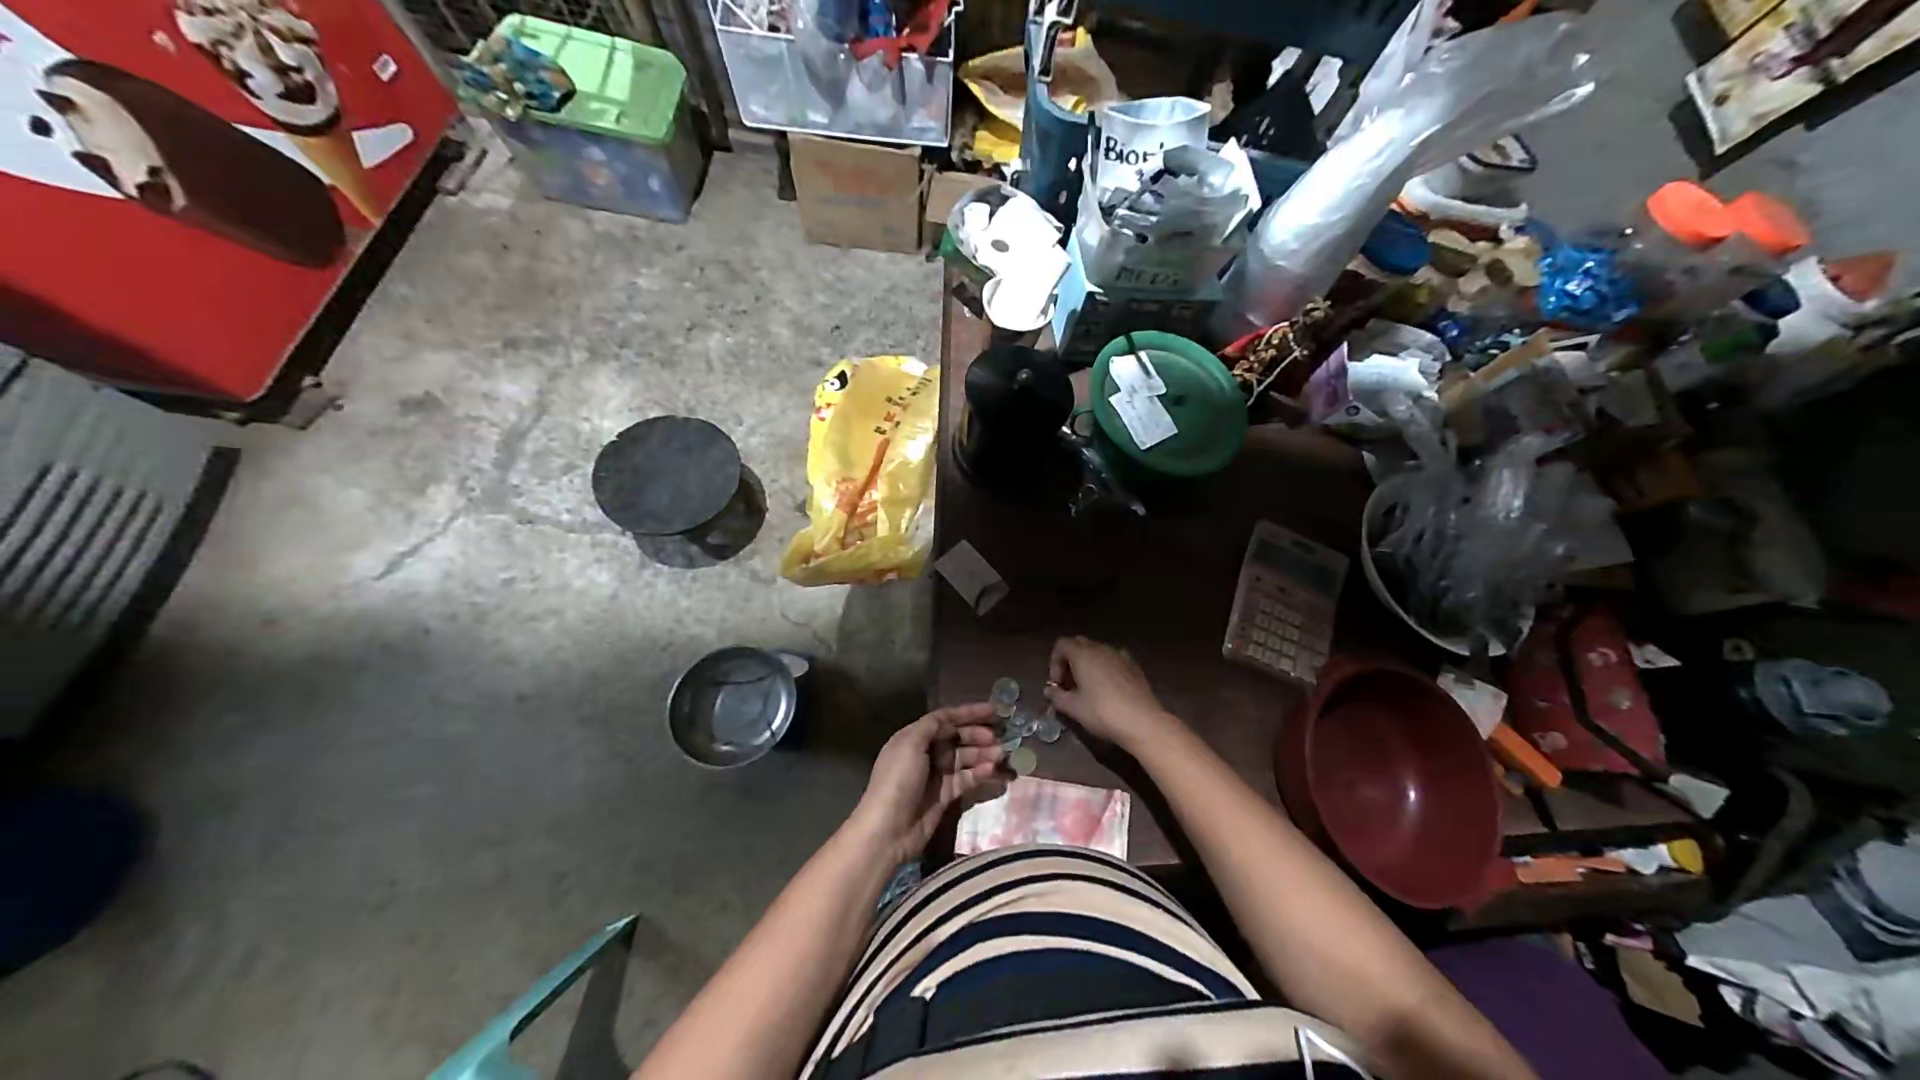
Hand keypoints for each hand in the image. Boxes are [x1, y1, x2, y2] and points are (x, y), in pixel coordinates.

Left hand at [850, 703, 1005, 863]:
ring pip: (964, 757)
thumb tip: (952, 723)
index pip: (944, 719)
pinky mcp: (945, 794)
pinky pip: (966, 778)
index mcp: (913, 737)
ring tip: (1002, 754)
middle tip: (1000, 737)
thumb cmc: (898, 781)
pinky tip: (993, 770)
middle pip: (956, 737)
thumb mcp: (910, 745)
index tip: (993, 710)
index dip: (968, 713)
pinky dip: (980, 773)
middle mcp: (925, 752)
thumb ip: (932, 727)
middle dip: (978, 734)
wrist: (889, 829)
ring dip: (983, 754)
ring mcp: (936, 774)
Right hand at [1045, 636, 1177, 747]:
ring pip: (1097, 650)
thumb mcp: (1073, 708)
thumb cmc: (1102, 712)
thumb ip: (1057, 696)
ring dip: (1087, 664)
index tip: (1057, 684)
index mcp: (1082, 654)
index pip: (1061, 644)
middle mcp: (1101, 648)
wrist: (1142, 722)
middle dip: (1069, 661)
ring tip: (1087, 687)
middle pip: (1079, 644)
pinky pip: (1114, 659)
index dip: (1054, 662)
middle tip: (1069, 684)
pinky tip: (1108, 685)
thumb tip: (1049, 691)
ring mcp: (1120, 655)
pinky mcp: (1134, 666)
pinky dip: (1106, 667)